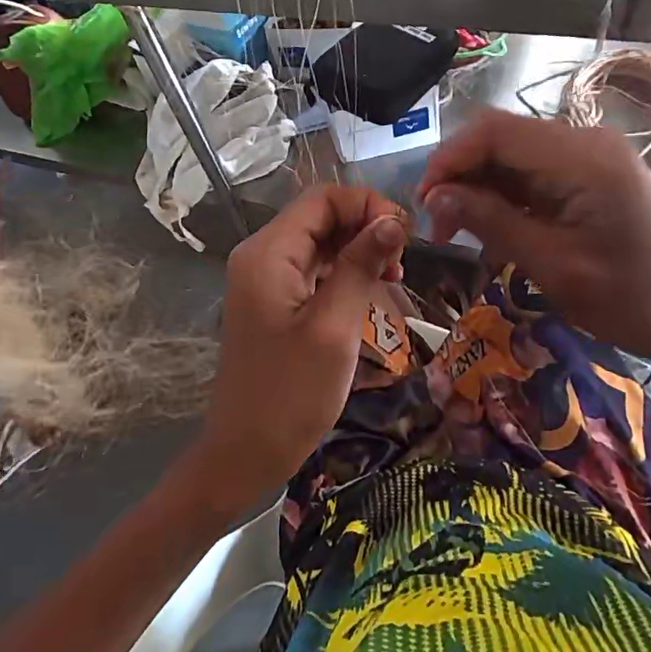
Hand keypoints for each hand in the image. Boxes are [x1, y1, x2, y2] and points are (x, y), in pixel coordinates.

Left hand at [184, 186, 407, 511]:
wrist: (245, 453)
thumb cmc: (291, 394)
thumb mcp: (334, 327)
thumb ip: (361, 266)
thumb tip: (393, 221)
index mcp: (268, 253)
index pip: (322, 198)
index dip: (367, 204)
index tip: (405, 234)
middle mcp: (261, 256)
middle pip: (320, 217)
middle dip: (365, 227)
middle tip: (404, 261)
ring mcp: (265, 280)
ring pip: (320, 243)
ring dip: (358, 250)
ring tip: (395, 276)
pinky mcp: (273, 302)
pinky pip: (313, 271)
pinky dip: (344, 273)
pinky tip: (371, 292)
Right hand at [418, 109, 650, 363]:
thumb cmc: (630, 300)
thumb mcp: (552, 266)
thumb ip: (491, 222)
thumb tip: (435, 195)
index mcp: (583, 159)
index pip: (493, 131)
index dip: (448, 159)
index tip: (423, 204)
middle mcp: (585, 142)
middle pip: (499, 138)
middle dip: (458, 176)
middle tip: (438, 227)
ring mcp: (588, 155)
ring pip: (509, 155)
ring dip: (477, 188)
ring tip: (458, 234)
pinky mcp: (588, 172)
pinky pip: (530, 172)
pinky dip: (502, 197)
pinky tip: (493, 231)